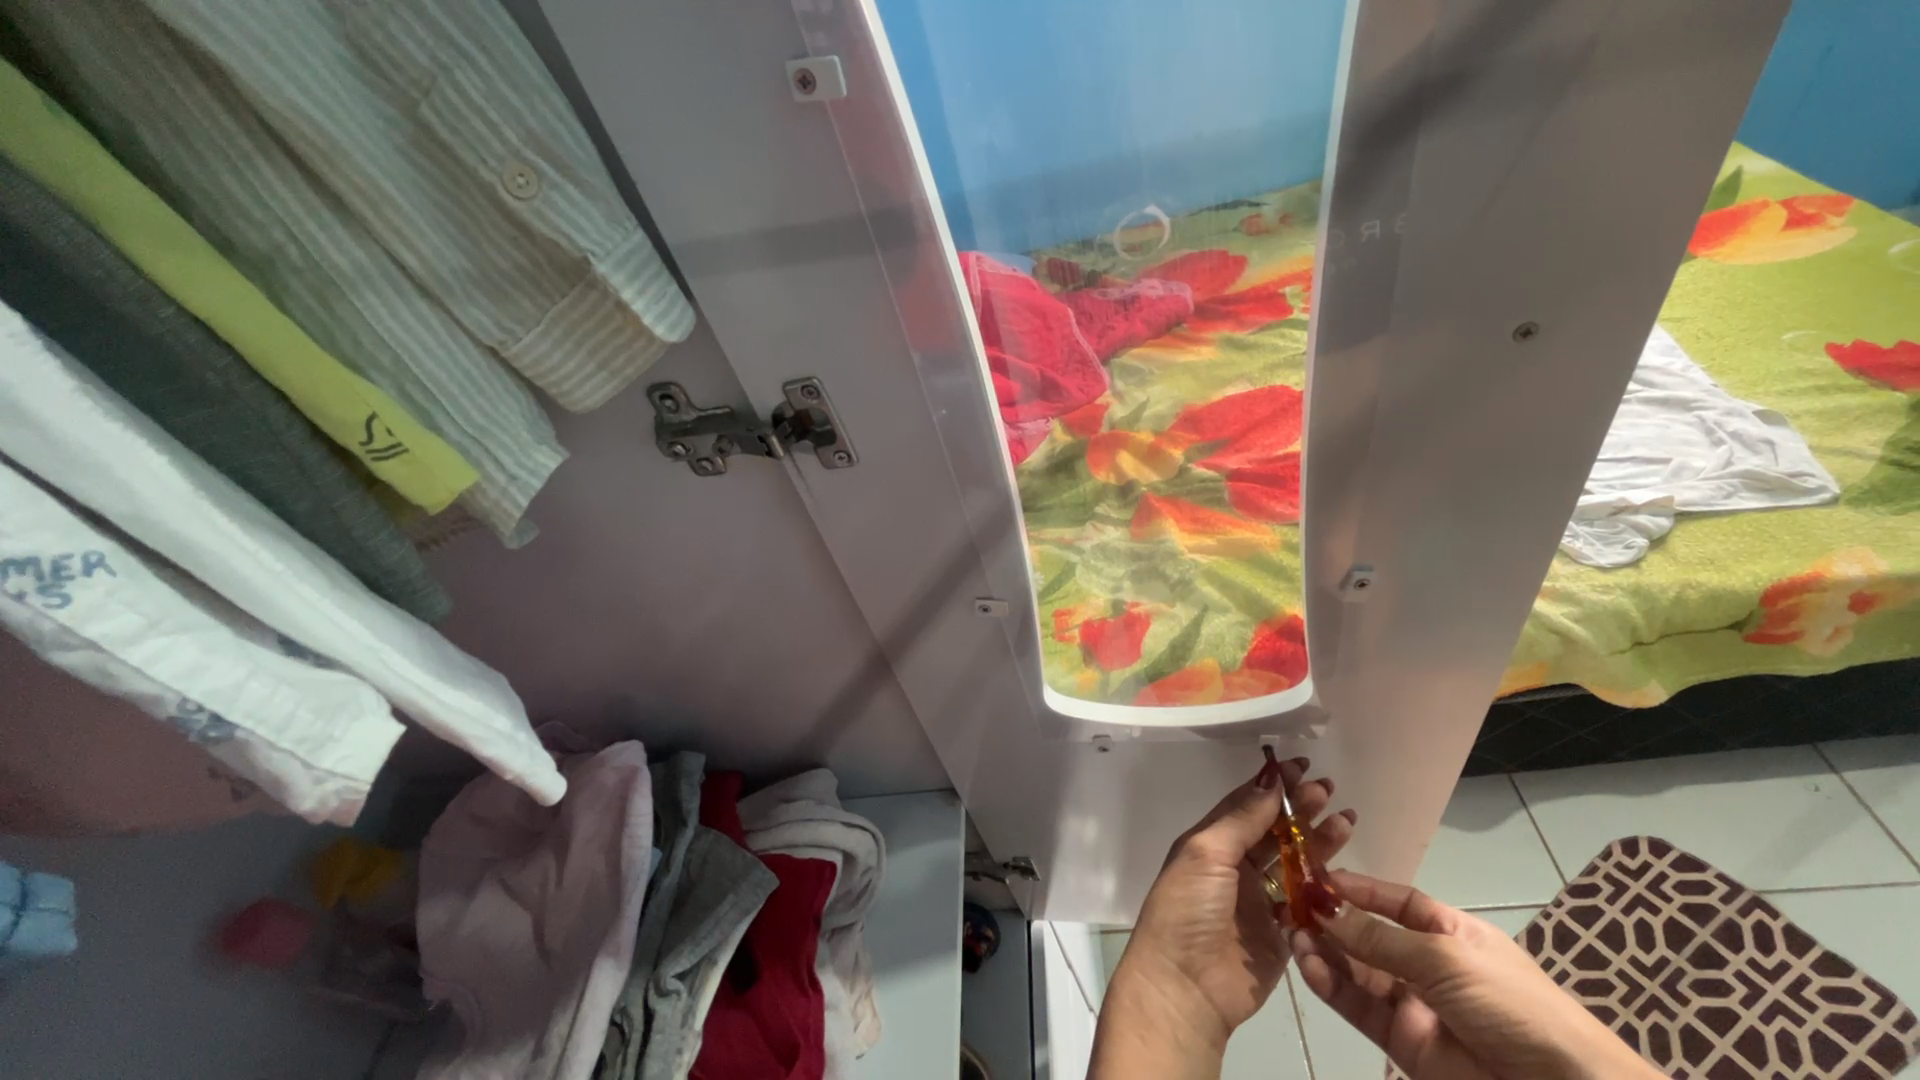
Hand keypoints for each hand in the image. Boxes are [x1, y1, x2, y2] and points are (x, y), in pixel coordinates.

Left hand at [1090, 757, 1355, 1079]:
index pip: (1245, 805)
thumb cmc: (1186, 909)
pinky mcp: (1281, 934)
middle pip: (1274, 831)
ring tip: (1347, 819)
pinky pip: (1307, 903)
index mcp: (1209, 843)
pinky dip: (1325, 886)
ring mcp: (1259, 901)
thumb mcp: (1206, 853)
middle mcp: (1234, 867)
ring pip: (1295, 863)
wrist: (1185, 985)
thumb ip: (1241, 818)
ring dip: (1319, 841)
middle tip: (1330, 789)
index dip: (1272, 786)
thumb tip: (1269, 777)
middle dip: (1301, 809)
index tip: (1302, 766)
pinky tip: (1346, 868)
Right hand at [1292, 871, 1664, 1079]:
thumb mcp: (1446, 959)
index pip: (1396, 902)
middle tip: (1289, 905)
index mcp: (1452, 933)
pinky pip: (1359, 1007)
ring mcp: (1415, 1004)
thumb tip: (1324, 909)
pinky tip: (1308, 967)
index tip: (1315, 876)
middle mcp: (1429, 964)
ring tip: (1293, 935)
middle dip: (1331, 920)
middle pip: (1370, 935)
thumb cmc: (1514, 1006)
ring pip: (1357, 971)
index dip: (1358, 889)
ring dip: (1324, 951)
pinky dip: (1330, 986)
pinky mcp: (1403, 1042)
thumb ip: (1380, 939)